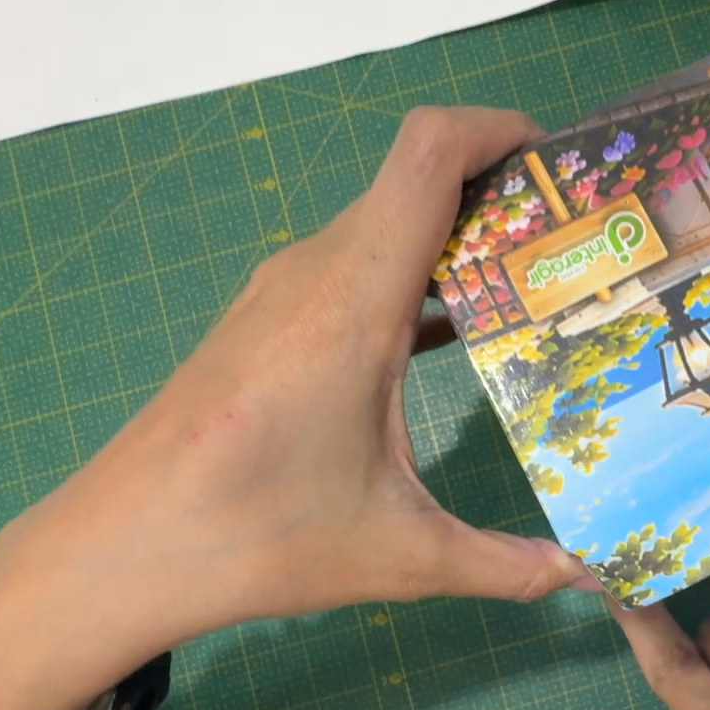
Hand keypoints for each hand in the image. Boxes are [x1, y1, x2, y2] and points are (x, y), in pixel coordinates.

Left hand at [0, 108, 592, 709]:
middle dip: (498, 199)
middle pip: (415, 185)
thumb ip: (506, 566)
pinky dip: (410, 277)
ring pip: (382, 227)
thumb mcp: (402, 556)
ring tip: (526, 289)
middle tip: (570, 250)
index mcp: (354, 304)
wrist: (121, 552)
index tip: (558, 163)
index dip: (496, 132)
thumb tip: (587, 577)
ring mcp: (281, 295)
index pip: (427, 157)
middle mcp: (314, 275)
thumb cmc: (259, 541)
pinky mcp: (265, 323)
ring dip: (454, 242)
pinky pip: (352, 266)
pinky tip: (452, 332)